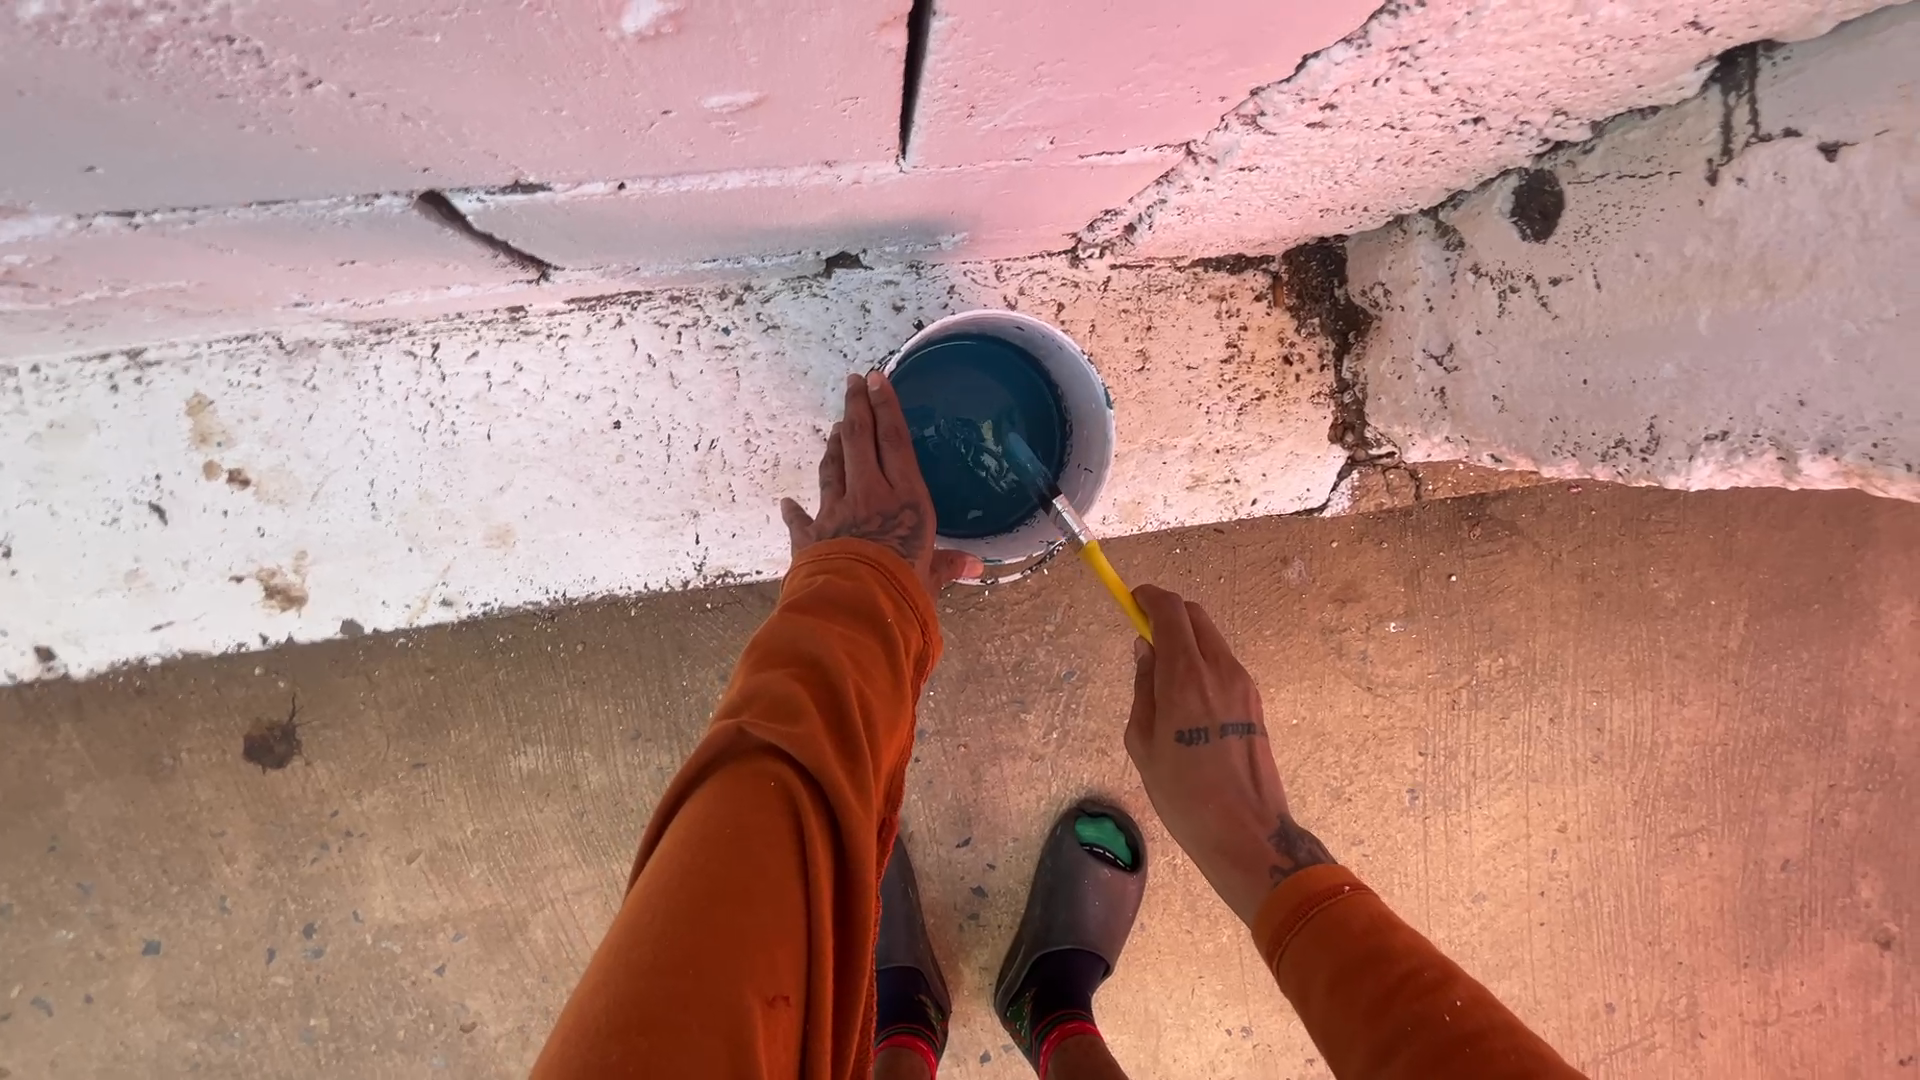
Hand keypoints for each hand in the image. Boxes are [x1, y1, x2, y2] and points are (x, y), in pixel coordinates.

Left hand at [781, 372, 983, 597]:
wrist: (855, 608)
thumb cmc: (903, 589)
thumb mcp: (931, 578)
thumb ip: (947, 567)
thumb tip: (976, 567)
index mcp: (905, 499)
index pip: (894, 442)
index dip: (886, 408)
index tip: (877, 379)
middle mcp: (869, 494)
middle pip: (859, 440)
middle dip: (856, 408)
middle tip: (852, 382)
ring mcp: (836, 512)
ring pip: (832, 468)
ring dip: (833, 445)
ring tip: (833, 427)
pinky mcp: (810, 536)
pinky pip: (800, 519)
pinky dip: (793, 511)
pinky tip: (787, 502)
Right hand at [1124, 585, 1335, 926]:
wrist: (1247, 832)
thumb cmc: (1182, 793)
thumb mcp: (1142, 741)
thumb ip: (1143, 686)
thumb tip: (1145, 648)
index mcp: (1185, 677)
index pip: (1170, 611)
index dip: (1148, 597)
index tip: (1130, 600)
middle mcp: (1219, 669)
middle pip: (1195, 614)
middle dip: (1167, 613)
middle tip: (1143, 633)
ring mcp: (1242, 683)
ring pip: (1211, 636)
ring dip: (1186, 637)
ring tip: (1163, 673)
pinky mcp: (1254, 699)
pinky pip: (1222, 661)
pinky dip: (1200, 659)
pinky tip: (1186, 695)